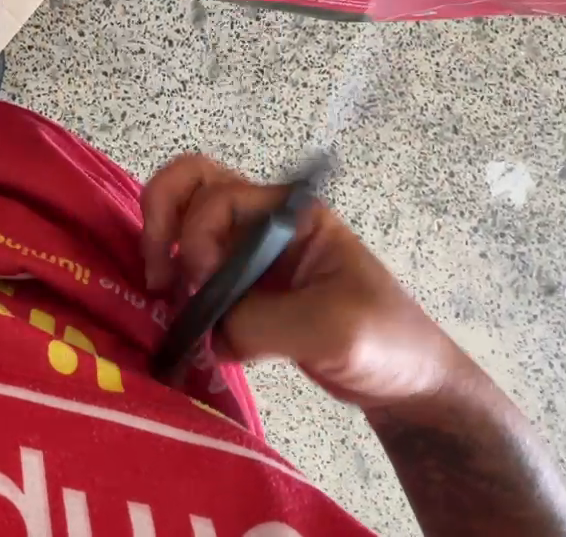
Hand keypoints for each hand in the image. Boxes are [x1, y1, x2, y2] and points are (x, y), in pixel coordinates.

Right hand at [141, 155, 474, 409]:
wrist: (409, 383)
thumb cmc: (385, 341)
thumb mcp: (331, 328)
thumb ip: (261, 322)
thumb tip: (208, 333)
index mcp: (289, 213)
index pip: (218, 196)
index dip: (197, 235)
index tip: (200, 284)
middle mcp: (262, 221)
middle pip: (190, 181)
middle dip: (160, 214)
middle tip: (157, 267)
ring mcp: (248, 251)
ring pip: (183, 215)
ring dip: (160, 242)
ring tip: (159, 288)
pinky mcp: (240, 285)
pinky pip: (190, 263)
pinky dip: (172, 278)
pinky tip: (177, 314)